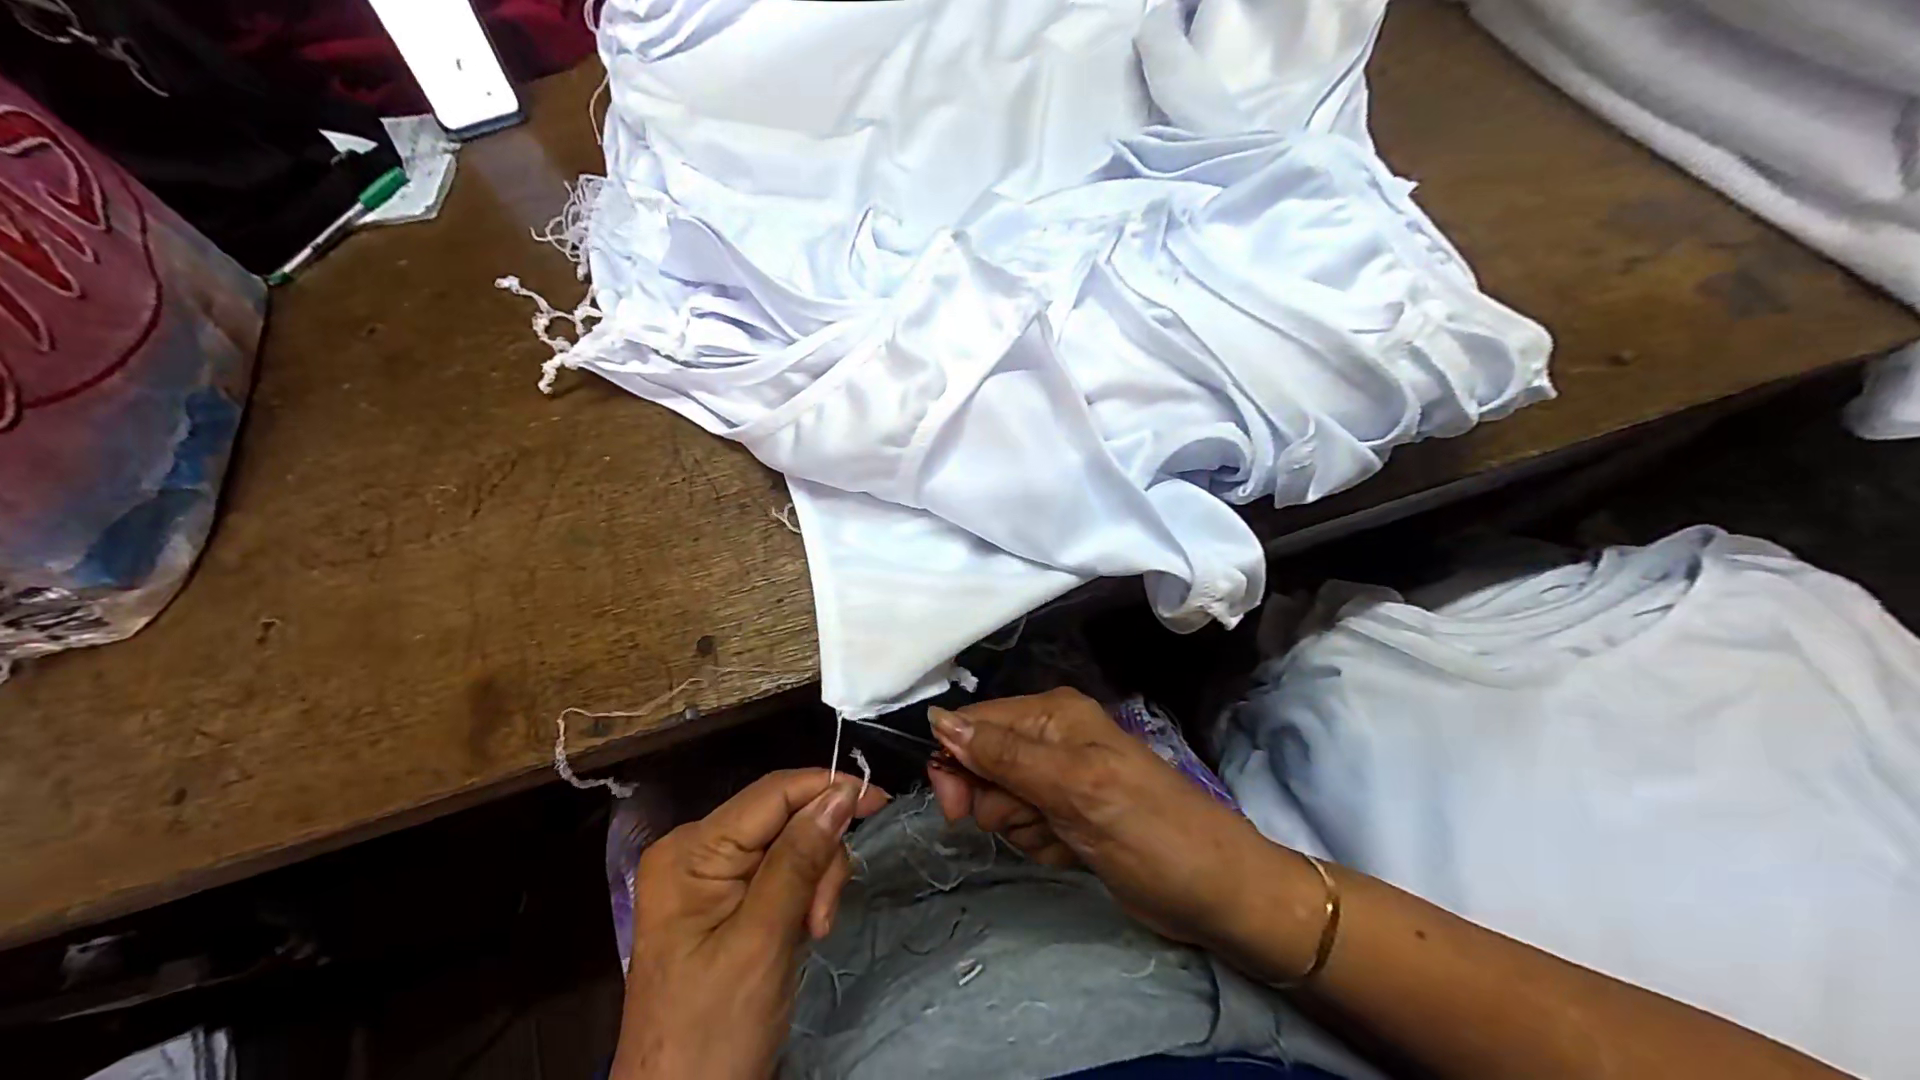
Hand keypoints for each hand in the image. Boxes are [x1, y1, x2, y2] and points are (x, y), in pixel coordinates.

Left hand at [612, 770, 889, 1079]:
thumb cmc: (713, 1031)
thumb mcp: (762, 941)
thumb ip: (800, 861)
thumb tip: (841, 792)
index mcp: (691, 850)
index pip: (771, 793)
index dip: (828, 788)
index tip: (879, 801)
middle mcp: (696, 851)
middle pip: (783, 818)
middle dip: (818, 856)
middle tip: (823, 915)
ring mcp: (710, 878)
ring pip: (790, 845)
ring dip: (815, 880)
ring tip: (815, 931)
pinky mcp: (727, 902)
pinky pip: (782, 873)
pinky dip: (805, 895)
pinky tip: (805, 930)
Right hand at [925, 688, 1276, 948]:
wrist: (1217, 895)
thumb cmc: (1150, 832)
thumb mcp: (1074, 787)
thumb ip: (1005, 755)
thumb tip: (939, 722)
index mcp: (1053, 715)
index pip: (976, 724)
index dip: (957, 762)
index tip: (956, 806)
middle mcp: (1053, 739)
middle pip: (983, 764)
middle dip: (998, 802)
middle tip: (1034, 820)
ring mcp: (1061, 780)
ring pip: (1001, 801)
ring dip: (1022, 828)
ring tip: (1065, 837)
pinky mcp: (1068, 816)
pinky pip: (1024, 826)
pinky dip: (1040, 843)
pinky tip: (1073, 851)